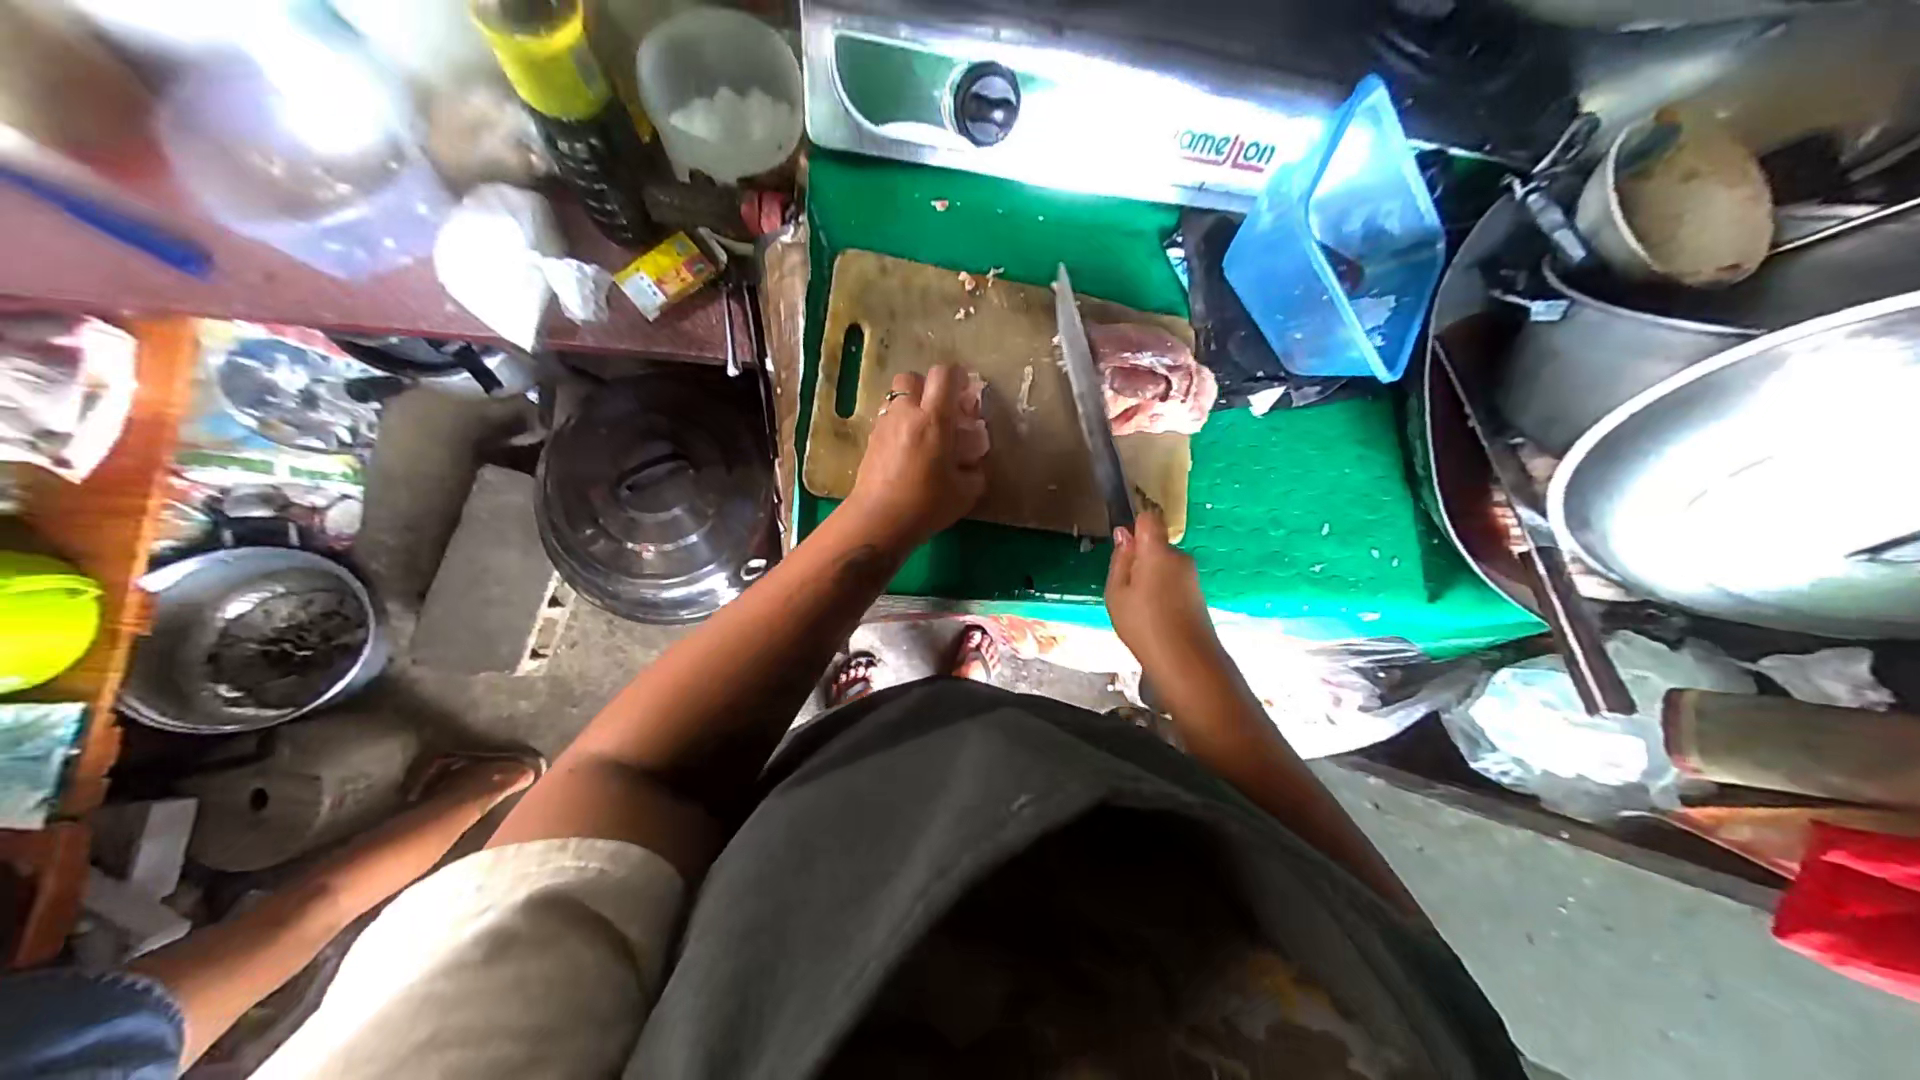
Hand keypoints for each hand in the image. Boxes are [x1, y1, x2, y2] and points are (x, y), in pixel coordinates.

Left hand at [843, 364, 988, 554]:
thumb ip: (975, 469)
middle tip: (942, 411)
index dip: (958, 378)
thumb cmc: (926, 505)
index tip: (966, 396)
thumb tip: (972, 462)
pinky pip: (887, 419)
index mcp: (933, 419)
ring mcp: (884, 426)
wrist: (878, 522)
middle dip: (929, 387)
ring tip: (924, 430)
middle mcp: (906, 414)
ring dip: (911, 405)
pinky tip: (908, 450)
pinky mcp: (870, 441)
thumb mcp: (966, 492)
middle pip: (913, 378)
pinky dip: (899, 424)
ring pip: (896, 398)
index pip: (944, 375)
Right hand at [1106, 509, 1220, 673]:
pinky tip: (1152, 614)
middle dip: (1139, 557)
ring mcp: (1191, 575)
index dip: (1134, 525)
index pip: (1149, 518)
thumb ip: (1120, 560)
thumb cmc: (1143, 624)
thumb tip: (1124, 534)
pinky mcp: (1196, 592)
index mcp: (1157, 551)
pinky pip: (1172, 580)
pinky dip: (1160, 590)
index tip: (1123, 546)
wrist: (1186, 660)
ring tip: (1136, 606)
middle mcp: (1179, 556)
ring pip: (1163, 563)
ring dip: (1149, 576)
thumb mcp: (1116, 593)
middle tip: (1123, 586)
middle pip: (1156, 544)